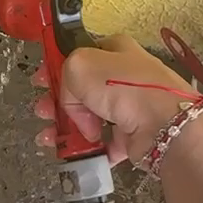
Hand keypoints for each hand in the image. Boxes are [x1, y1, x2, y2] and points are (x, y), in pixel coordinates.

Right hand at [32, 33, 200, 165]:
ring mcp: (127, 106)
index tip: (40, 80)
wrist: (162, 125)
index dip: (56, 66)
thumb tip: (71, 103)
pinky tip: (71, 152)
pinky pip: (100, 142)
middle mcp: (122, 76)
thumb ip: (63, 77)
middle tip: (44, 111)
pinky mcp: (130, 134)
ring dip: (64, 127)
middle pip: (79, 89)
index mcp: (114, 50)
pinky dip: (84, 148)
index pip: (78, 54)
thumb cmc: (123, 87)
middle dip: (56, 101)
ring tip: (50, 136)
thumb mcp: (79, 65)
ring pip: (87, 117)